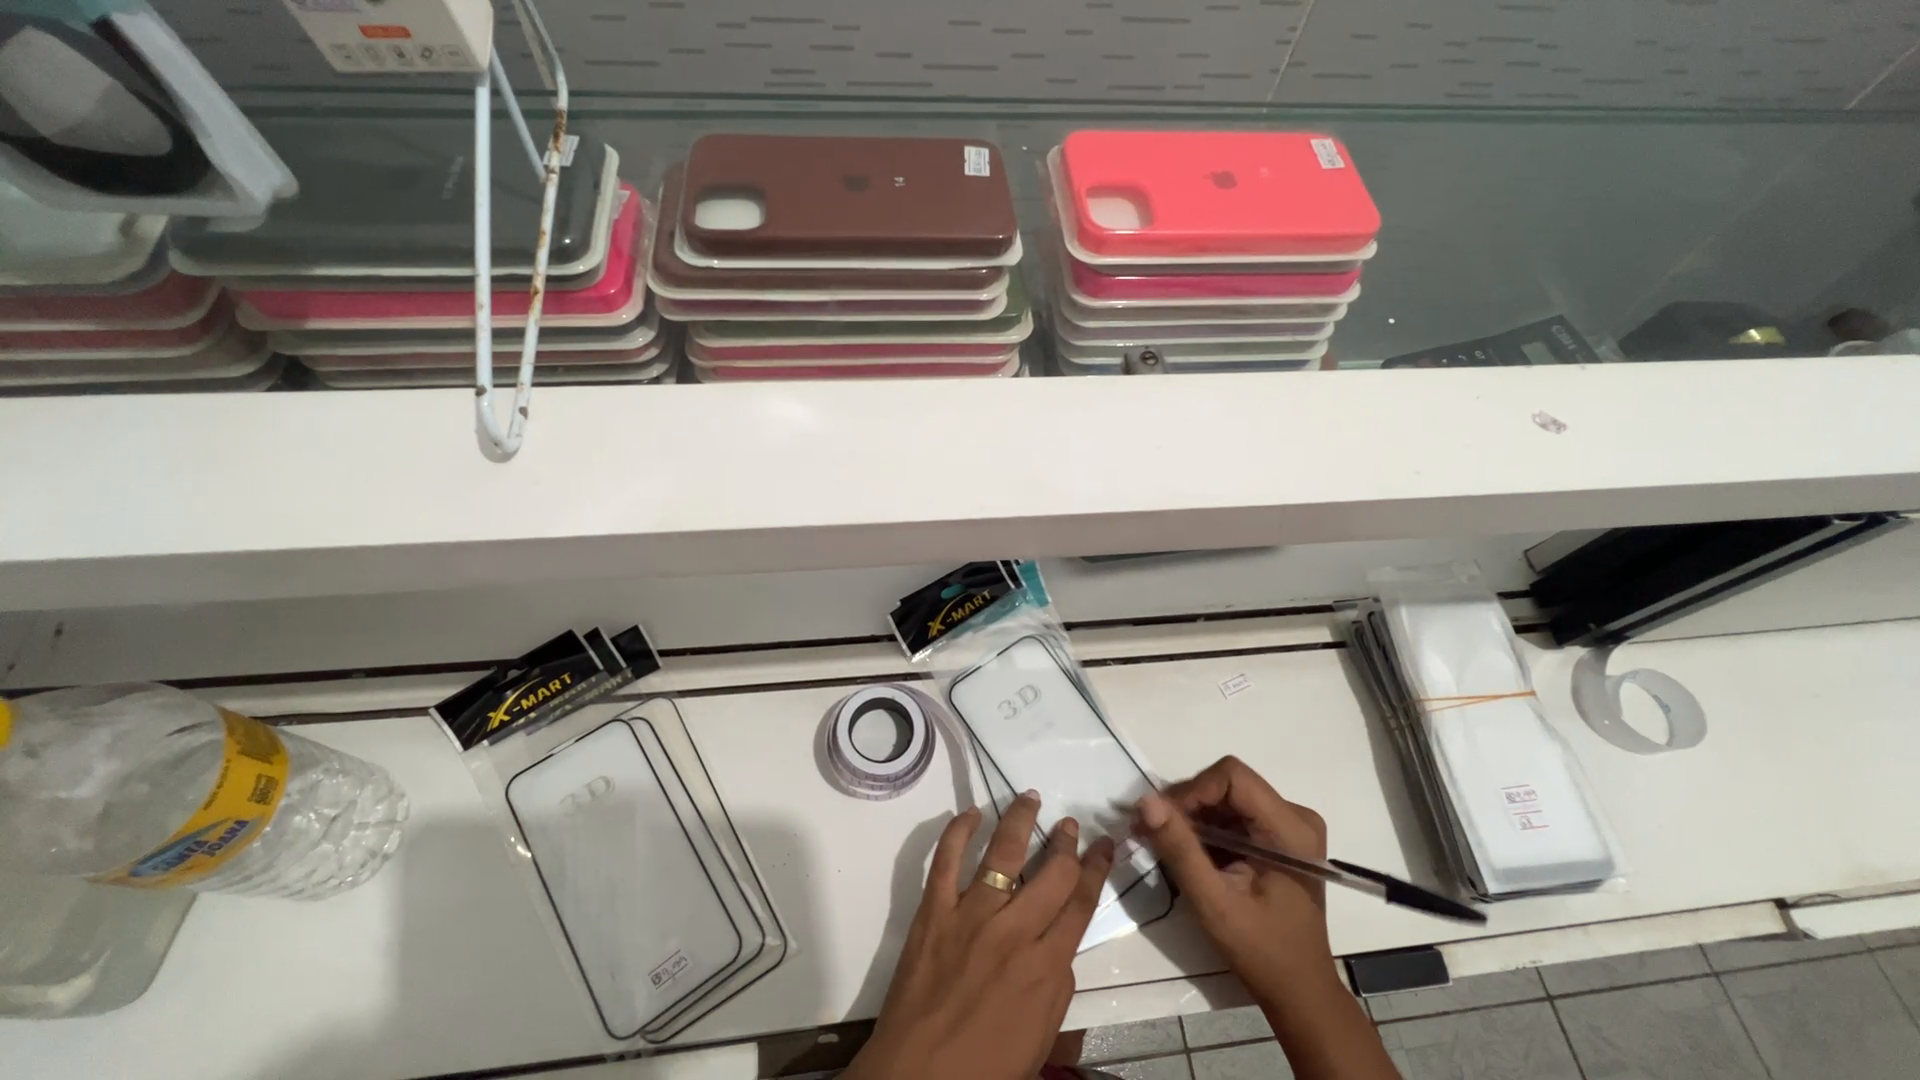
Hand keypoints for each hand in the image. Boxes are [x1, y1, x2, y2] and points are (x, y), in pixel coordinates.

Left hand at [845, 792, 1115, 1079]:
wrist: (919, 1077)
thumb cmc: (986, 1066)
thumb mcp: (1042, 1035)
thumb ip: (1058, 984)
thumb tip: (1060, 943)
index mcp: (1046, 966)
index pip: (1081, 903)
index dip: (1097, 868)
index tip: (1104, 844)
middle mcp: (1014, 931)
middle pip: (1052, 873)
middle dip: (1066, 842)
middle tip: (1071, 824)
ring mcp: (971, 916)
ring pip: (1003, 852)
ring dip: (1020, 820)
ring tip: (1031, 798)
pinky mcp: (933, 911)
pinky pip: (946, 860)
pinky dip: (958, 831)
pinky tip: (971, 813)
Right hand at [1134, 756, 1337, 1006]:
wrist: (1298, 989)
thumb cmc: (1260, 950)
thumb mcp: (1213, 902)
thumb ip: (1179, 848)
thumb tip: (1144, 801)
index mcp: (1290, 828)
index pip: (1231, 777)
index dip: (1190, 792)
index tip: (1161, 822)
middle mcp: (1296, 816)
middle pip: (1227, 785)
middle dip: (1186, 806)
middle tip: (1149, 833)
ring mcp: (1289, 826)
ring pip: (1226, 798)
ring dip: (1192, 818)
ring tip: (1162, 844)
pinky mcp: (1279, 838)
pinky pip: (1234, 815)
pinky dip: (1206, 830)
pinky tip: (1188, 853)